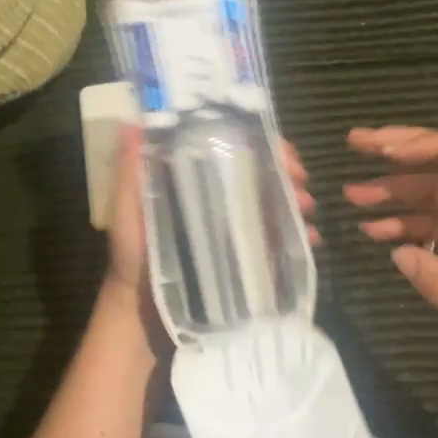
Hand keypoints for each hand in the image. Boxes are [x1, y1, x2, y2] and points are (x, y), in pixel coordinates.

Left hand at [103, 127, 318, 295]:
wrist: (144, 315)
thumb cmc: (133, 257)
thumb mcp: (127, 210)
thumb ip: (130, 171)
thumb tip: (132, 122)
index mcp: (191, 180)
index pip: (231, 148)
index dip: (260, 143)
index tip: (282, 150)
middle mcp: (217, 198)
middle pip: (261, 173)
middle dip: (287, 173)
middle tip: (300, 183)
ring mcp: (234, 228)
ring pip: (275, 203)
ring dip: (297, 201)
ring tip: (306, 210)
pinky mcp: (246, 257)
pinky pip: (278, 240)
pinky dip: (298, 236)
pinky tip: (309, 239)